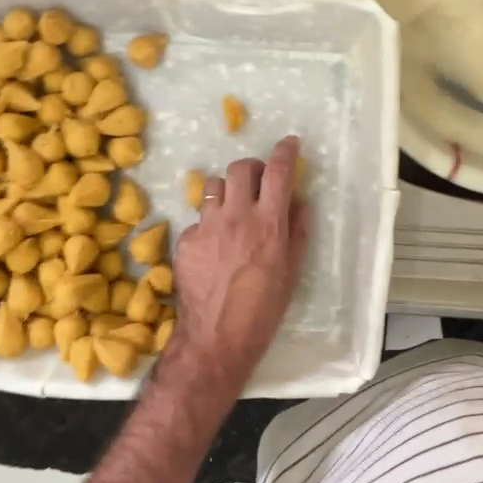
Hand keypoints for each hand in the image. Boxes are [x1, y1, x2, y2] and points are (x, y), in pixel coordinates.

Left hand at [171, 136, 308, 376]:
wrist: (215, 338)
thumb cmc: (263, 311)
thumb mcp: (291, 272)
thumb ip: (296, 232)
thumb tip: (297, 202)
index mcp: (268, 224)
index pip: (279, 172)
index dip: (286, 151)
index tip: (290, 144)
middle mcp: (236, 217)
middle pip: (241, 168)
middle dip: (253, 168)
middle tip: (259, 182)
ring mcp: (206, 227)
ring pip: (214, 186)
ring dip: (228, 191)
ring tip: (233, 210)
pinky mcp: (185, 240)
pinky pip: (199, 219)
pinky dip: (210, 225)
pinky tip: (214, 247)